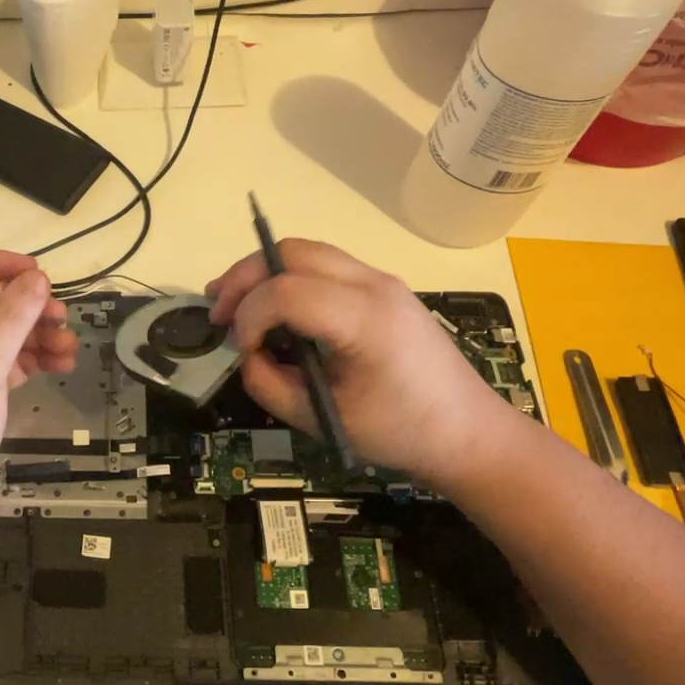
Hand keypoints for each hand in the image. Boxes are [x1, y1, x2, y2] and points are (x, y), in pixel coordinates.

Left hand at [0, 250, 78, 511]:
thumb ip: (11, 318)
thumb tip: (40, 277)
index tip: (36, 270)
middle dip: (26, 304)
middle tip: (61, 314)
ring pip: (6, 331)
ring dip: (39, 333)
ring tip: (69, 345)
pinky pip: (13, 359)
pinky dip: (37, 359)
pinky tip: (63, 365)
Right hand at [205, 238, 510, 482]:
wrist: (468, 432)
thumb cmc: (401, 432)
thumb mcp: (324, 420)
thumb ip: (271, 385)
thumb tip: (247, 356)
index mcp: (366, 320)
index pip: (287, 291)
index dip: (249, 314)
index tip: (239, 348)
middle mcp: (375, 286)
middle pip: (293, 252)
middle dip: (245, 276)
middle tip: (216, 309)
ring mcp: (382, 281)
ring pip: (307, 252)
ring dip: (265, 272)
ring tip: (234, 303)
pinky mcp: (383, 289)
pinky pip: (325, 268)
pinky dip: (289, 279)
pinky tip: (273, 308)